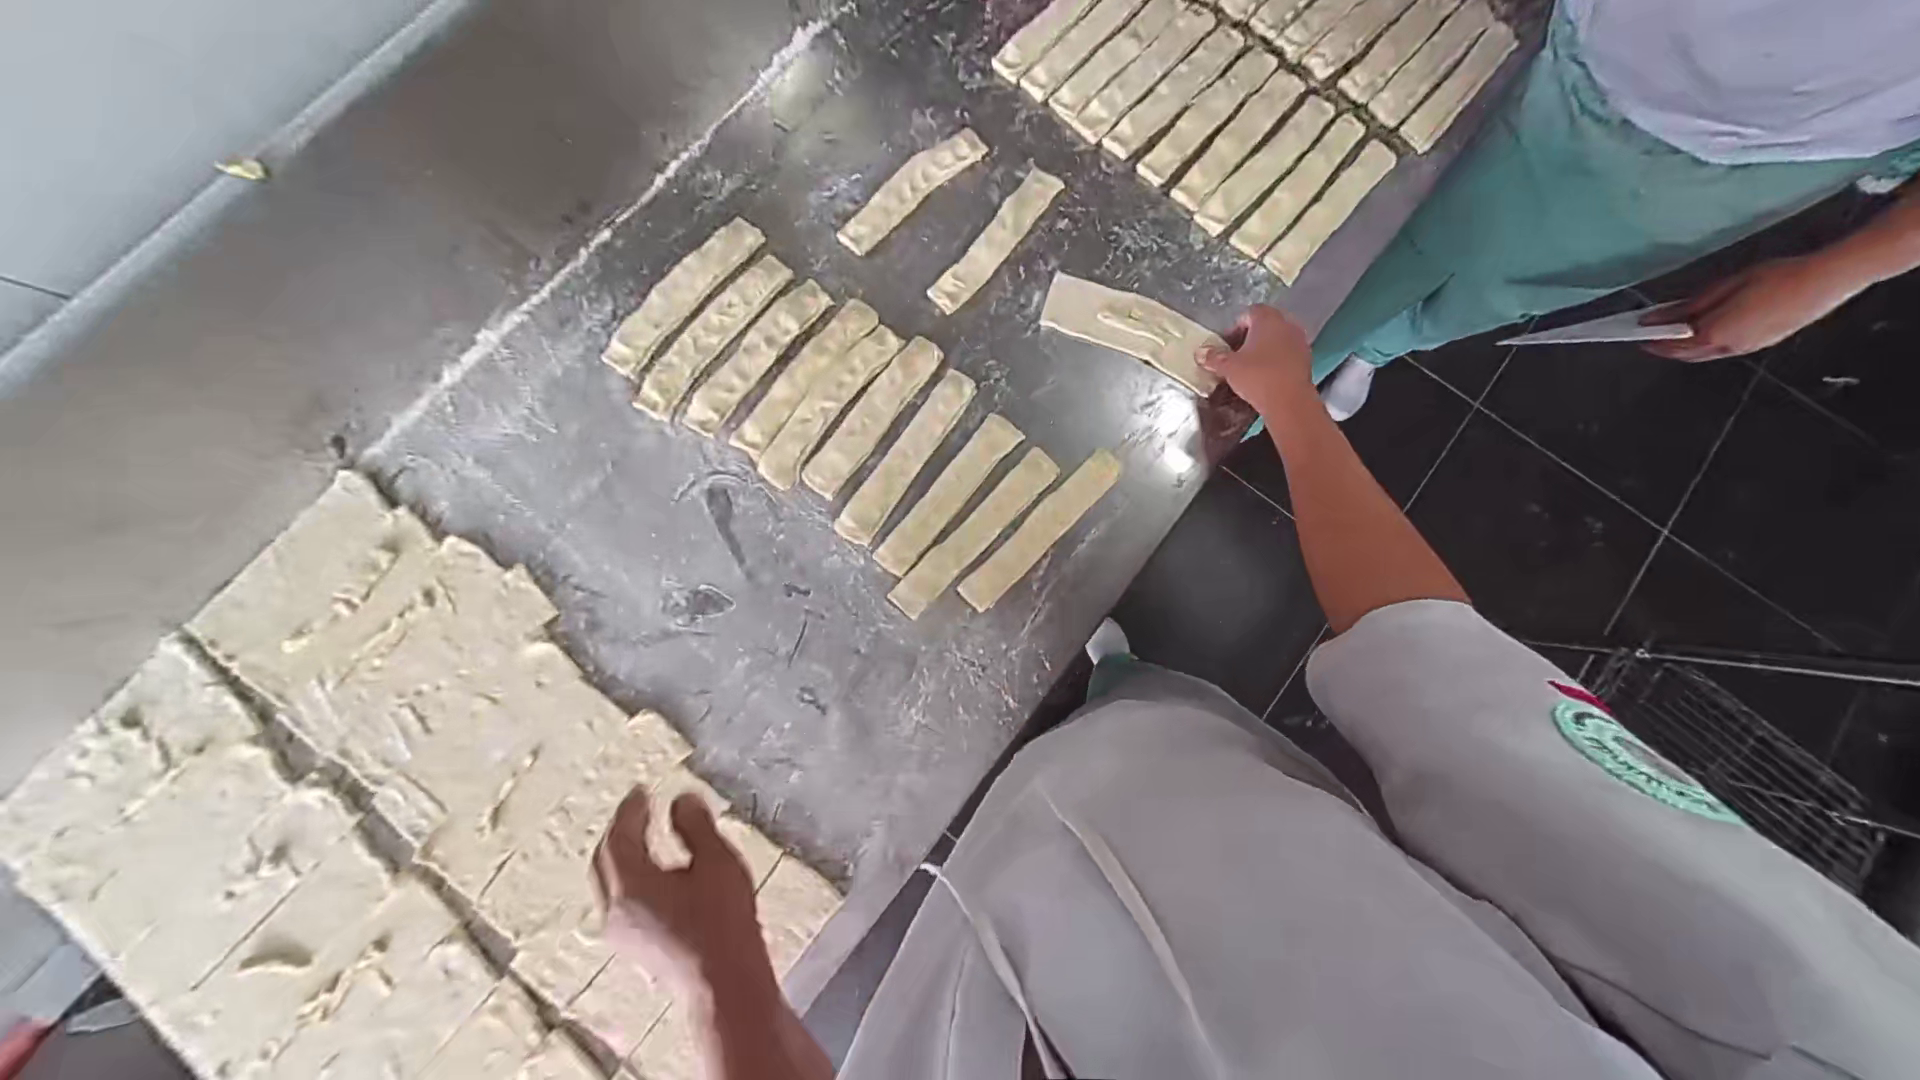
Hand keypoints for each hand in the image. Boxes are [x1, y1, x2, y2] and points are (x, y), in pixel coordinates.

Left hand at [591, 787, 773, 1002]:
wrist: (723, 982)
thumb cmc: (722, 919)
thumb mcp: (716, 861)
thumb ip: (696, 826)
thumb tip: (681, 799)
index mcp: (631, 885)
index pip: (619, 837)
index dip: (630, 809)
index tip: (641, 788)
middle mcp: (615, 909)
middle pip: (604, 861)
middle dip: (620, 830)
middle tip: (639, 807)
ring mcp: (622, 932)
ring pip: (609, 882)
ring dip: (622, 852)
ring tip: (645, 833)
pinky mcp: (635, 945)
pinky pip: (620, 898)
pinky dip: (630, 873)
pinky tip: (655, 871)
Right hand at [1197, 304, 1313, 411]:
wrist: (1288, 400)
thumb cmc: (1257, 376)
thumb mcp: (1228, 367)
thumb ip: (1214, 358)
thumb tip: (1200, 353)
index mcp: (1267, 319)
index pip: (1250, 313)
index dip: (1235, 327)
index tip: (1226, 343)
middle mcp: (1287, 324)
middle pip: (1265, 324)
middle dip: (1250, 337)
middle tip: (1236, 353)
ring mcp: (1299, 340)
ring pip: (1277, 338)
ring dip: (1264, 348)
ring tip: (1250, 365)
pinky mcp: (1306, 358)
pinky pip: (1287, 352)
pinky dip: (1276, 359)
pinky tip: (1265, 375)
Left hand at [1644, 255, 1857, 360]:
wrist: (1831, 277)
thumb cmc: (1775, 278)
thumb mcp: (1723, 288)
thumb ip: (1685, 308)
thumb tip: (1651, 319)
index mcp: (1713, 335)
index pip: (1670, 346)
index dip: (1651, 342)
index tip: (1637, 335)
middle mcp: (1727, 348)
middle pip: (1684, 354)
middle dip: (1665, 348)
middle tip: (1652, 336)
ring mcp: (1747, 348)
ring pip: (1703, 354)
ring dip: (1685, 347)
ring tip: (1674, 333)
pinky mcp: (1763, 344)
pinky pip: (1722, 350)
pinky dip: (1706, 345)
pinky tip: (1705, 331)